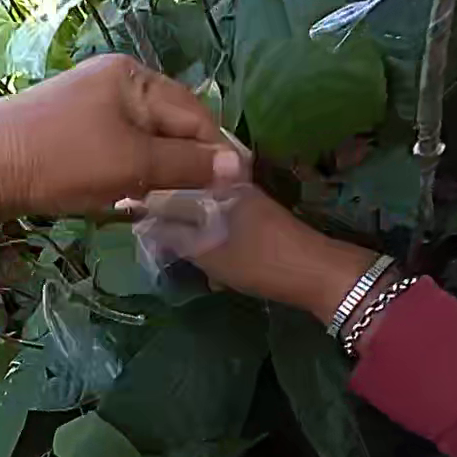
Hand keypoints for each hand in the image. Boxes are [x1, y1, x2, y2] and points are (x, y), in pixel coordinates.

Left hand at [0, 53, 245, 216]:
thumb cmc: (62, 160)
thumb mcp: (132, 164)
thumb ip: (186, 165)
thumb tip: (238, 167)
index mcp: (134, 77)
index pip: (194, 113)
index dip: (215, 152)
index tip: (230, 191)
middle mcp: (115, 80)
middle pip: (169, 123)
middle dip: (185, 162)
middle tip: (197, 201)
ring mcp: (89, 101)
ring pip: (143, 138)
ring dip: (158, 169)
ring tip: (166, 200)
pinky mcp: (70, 126)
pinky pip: (117, 146)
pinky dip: (129, 170)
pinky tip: (128, 192)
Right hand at [138, 185, 378, 321]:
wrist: (316, 274)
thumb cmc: (258, 260)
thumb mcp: (207, 252)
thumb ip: (174, 237)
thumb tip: (146, 225)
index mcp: (217, 184)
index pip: (173, 183)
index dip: (154, 203)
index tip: (141, 224)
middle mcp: (232, 186)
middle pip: (189, 199)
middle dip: (175, 225)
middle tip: (163, 251)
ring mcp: (248, 203)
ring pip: (206, 216)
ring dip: (195, 239)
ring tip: (187, 263)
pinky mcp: (259, 223)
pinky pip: (224, 228)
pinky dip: (214, 245)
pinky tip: (214, 270)